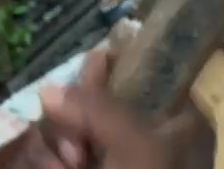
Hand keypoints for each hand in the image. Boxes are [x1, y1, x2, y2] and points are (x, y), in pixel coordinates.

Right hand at [11, 37, 214, 168]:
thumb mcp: (137, 149)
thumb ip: (95, 106)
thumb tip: (49, 92)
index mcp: (178, 119)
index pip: (138, 65)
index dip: (106, 68)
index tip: (89, 81)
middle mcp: (145, 135)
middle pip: (90, 94)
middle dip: (73, 118)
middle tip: (78, 151)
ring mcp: (111, 162)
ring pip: (64, 126)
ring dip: (53, 146)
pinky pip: (49, 155)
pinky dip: (44, 162)